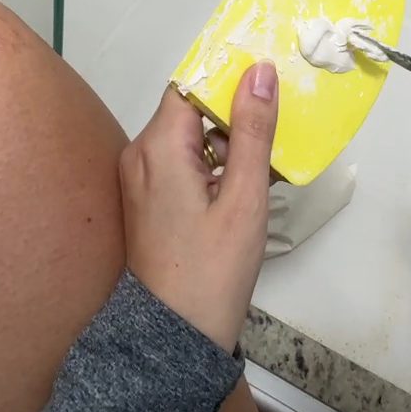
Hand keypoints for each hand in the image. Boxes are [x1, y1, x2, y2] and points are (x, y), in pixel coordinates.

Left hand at [120, 62, 279, 351]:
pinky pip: (180, 161)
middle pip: (190, 108)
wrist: (174, 341)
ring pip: (188, 136)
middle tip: (272, 131)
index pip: (191, 84)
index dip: (227, 77)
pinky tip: (238, 188)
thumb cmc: (211, 270)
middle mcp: (139, 154)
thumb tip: (259, 70)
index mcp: (158, 146)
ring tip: (259, 168)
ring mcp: (138, 177)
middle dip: (232, 115)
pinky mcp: (145, 198)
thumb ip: (253, 129)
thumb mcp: (244, 197)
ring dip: (224, 142)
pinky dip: (210, 164)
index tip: (264, 80)